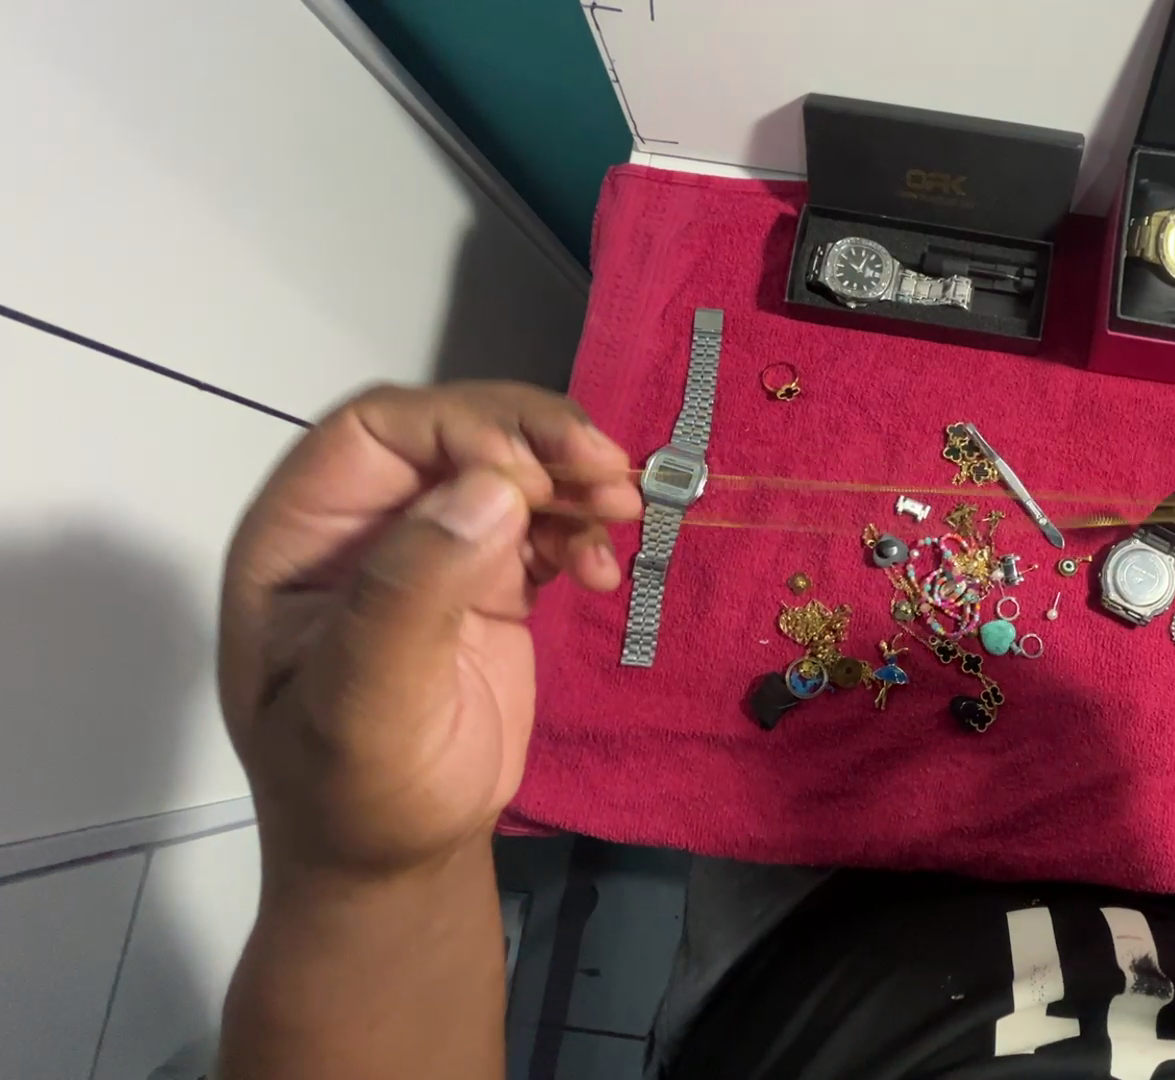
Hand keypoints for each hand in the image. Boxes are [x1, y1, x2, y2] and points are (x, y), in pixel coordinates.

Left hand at [219, 383, 642, 880]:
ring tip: (627, 510)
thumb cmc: (362, 790)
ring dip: (577, 482)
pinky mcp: (495, 582)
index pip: (382, 430)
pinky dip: (587, 533)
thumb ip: (412, 592)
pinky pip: (549, 526)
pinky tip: (604, 574)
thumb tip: (494, 490)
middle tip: (614, 474)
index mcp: (309, 535)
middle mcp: (374, 526)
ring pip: (516, 472)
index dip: (467, 429)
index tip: (539, 478)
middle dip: (542, 443)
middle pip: (463, 435)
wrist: (405, 850)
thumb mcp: (368, 704)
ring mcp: (440, 550)